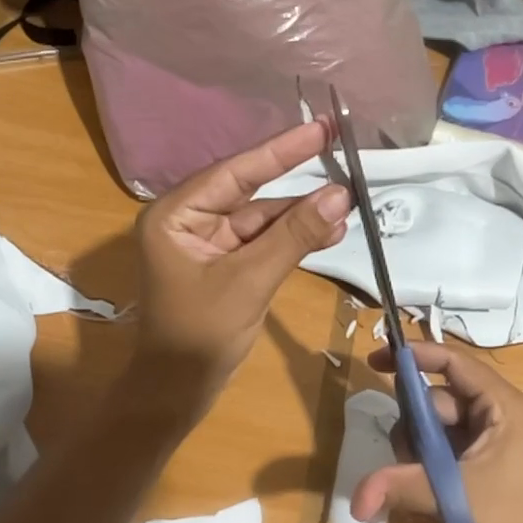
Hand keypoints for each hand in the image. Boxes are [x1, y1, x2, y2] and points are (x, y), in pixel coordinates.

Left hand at [132, 121, 350, 401]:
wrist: (176, 393)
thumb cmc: (199, 335)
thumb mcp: (249, 280)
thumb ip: (294, 236)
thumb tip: (340, 194)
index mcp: (175, 215)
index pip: (236, 171)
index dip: (281, 150)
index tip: (320, 128)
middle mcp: (190, 221)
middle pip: (251, 193)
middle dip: (298, 188)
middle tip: (344, 166)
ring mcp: (209, 246)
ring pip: (264, 220)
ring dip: (302, 218)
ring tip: (347, 209)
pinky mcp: (227, 267)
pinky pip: (266, 244)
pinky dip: (295, 240)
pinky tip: (329, 232)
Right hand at [352, 342, 522, 522]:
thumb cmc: (513, 518)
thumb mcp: (453, 496)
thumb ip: (401, 486)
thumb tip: (355, 499)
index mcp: (503, 405)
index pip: (454, 362)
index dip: (415, 356)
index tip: (376, 361)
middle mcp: (499, 412)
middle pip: (439, 398)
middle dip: (414, 425)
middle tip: (406, 460)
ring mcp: (493, 437)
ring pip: (439, 425)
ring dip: (420, 448)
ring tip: (420, 482)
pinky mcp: (487, 460)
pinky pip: (447, 446)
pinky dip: (430, 461)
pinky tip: (427, 488)